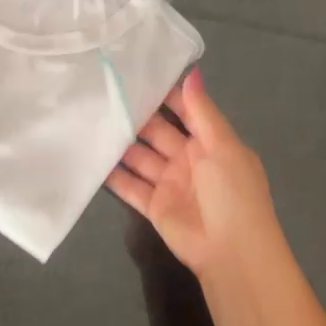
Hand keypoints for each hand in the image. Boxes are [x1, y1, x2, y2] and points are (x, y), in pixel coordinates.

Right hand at [106, 69, 283, 277]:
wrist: (232, 253)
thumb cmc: (234, 193)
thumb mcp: (223, 146)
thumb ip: (202, 111)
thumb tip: (192, 71)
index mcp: (211, 144)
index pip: (186, 111)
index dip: (166, 94)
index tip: (137, 72)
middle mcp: (189, 160)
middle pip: (159, 132)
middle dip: (137, 115)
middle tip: (106, 93)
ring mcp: (170, 183)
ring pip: (141, 156)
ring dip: (121, 142)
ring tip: (92, 119)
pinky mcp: (153, 206)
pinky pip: (130, 185)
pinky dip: (113, 173)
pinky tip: (92, 156)